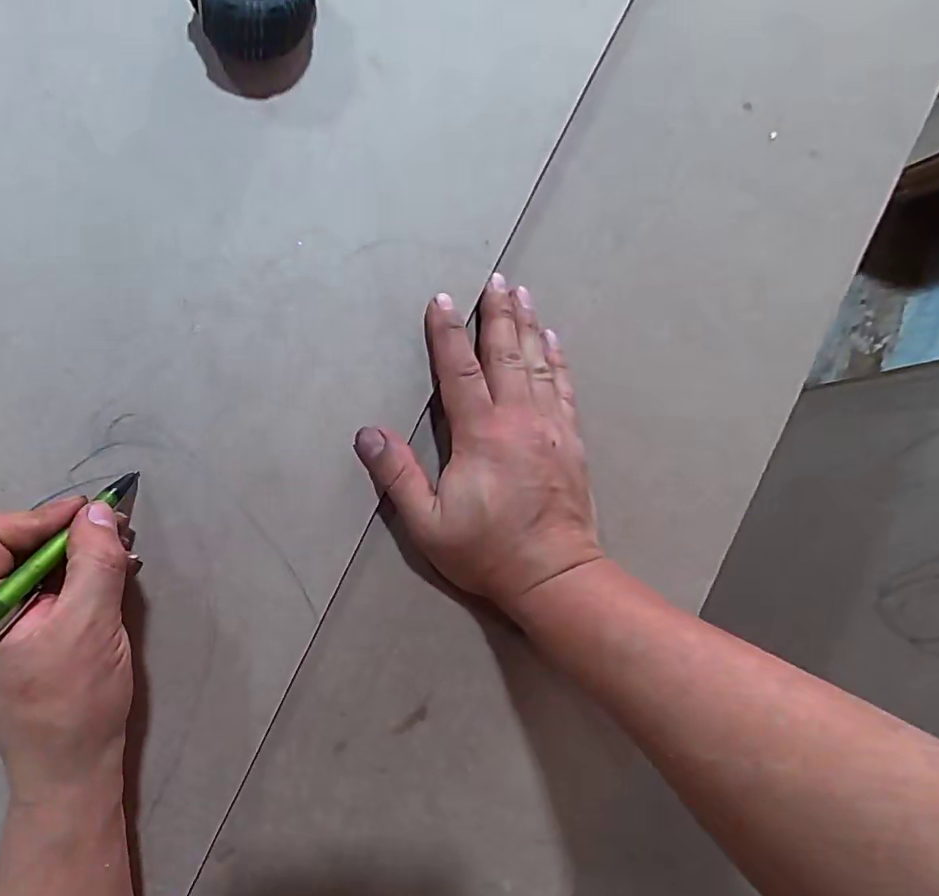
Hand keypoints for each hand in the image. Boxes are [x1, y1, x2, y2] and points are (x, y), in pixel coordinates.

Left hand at [0, 497, 135, 802]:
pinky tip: (97, 580)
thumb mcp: (91, 626)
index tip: (89, 517)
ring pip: (18, 568)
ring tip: (111, 554)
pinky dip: (64, 580)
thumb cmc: (76, 706)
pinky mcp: (2, 642)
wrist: (73, 773)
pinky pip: (28, 593)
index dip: (40, 519)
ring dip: (65, 556)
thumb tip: (96, 510)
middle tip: (107, 532)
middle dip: (57, 536)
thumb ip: (94, 562)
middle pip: (1, 549)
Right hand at [355, 274, 602, 606]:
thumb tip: (367, 435)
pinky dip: (557, 359)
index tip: (441, 301)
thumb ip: (397, 476)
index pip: (461, 373)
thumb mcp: (427, 523)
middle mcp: (520, 421)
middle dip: (498, 314)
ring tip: (522, 294)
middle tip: (496, 278)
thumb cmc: (485, 551)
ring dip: (529, 326)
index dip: (447, 335)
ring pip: (539, 364)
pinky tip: (553, 341)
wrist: (554, 574)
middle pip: (507, 355)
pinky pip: (564, 388)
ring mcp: (551, 428)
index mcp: (481, 436)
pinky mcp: (571, 441)